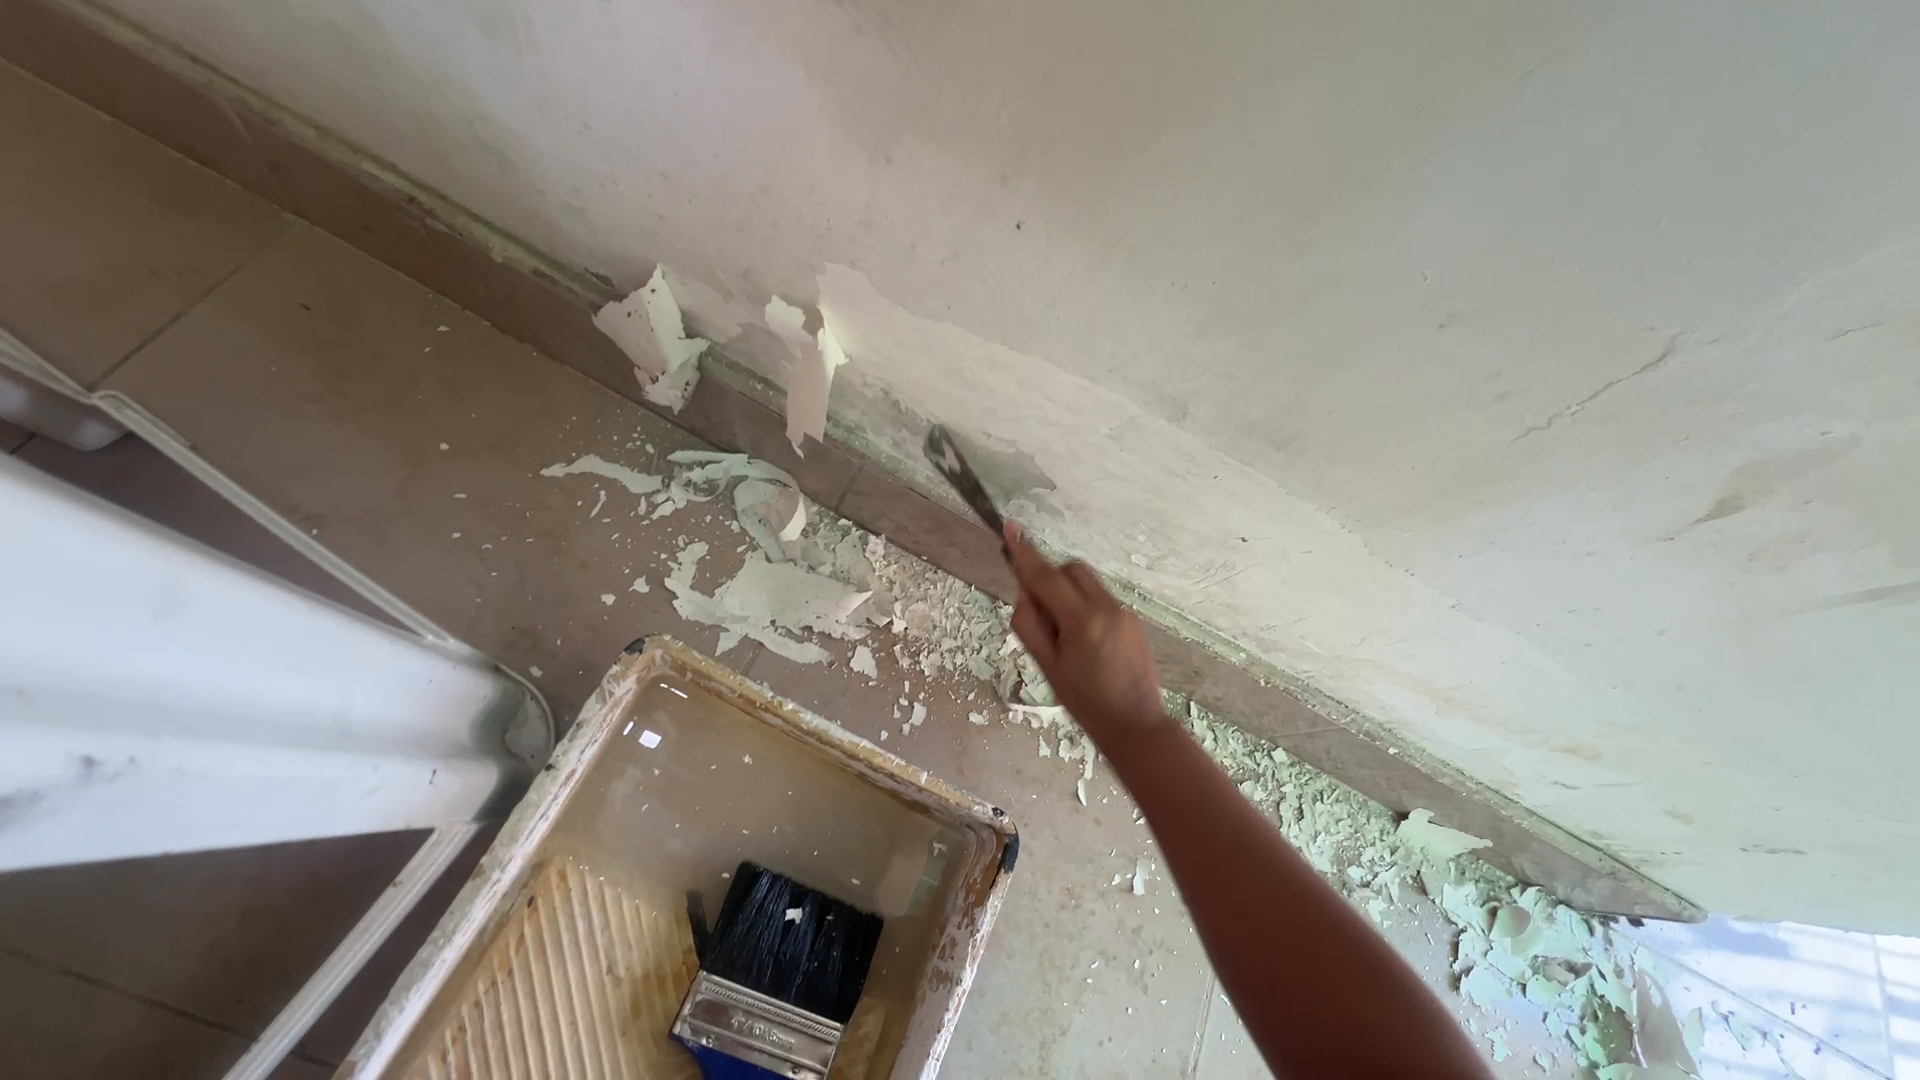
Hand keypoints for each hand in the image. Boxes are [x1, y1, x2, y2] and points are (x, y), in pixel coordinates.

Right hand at [1003, 522, 1168, 743]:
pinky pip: (1100, 599)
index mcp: (1081, 621)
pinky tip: (1085, 644)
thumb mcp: (1047, 667)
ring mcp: (1123, 612)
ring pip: (1086, 582)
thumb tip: (1025, 593)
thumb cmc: (1085, 703)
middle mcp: (1106, 607)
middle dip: (1050, 579)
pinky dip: (1084, 606)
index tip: (1010, 528)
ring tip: (1065, 636)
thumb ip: (1030, 625)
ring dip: (1067, 593)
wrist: (1135, 725)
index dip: (1025, 552)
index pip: (1045, 576)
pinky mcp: (1132, 619)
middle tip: (1043, 617)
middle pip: (1070, 570)